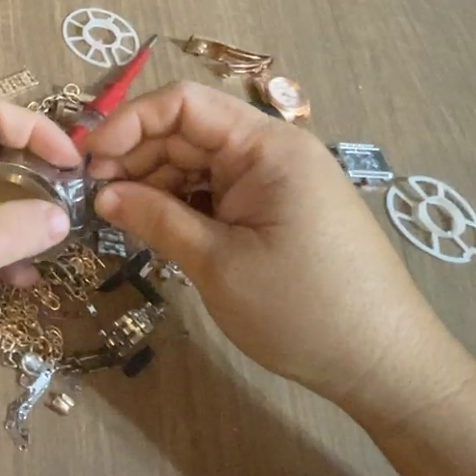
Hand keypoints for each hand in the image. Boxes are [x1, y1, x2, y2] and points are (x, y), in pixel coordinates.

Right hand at [86, 82, 475, 425]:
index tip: (88, 159)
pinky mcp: (270, 209)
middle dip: (133, 155)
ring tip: (113, 213)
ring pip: (193, 162)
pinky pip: (210, 189)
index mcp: (268, 148)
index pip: (184, 104)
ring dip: (149, 181)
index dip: (129, 122)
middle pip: (184, 131)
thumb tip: (100, 193)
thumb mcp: (217, 263)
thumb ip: (154, 218)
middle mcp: (270, 152)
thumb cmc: (305, 311)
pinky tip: (149, 224)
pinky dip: (175, 202)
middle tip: (90, 193)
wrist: (388, 370)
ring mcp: (272, 181)